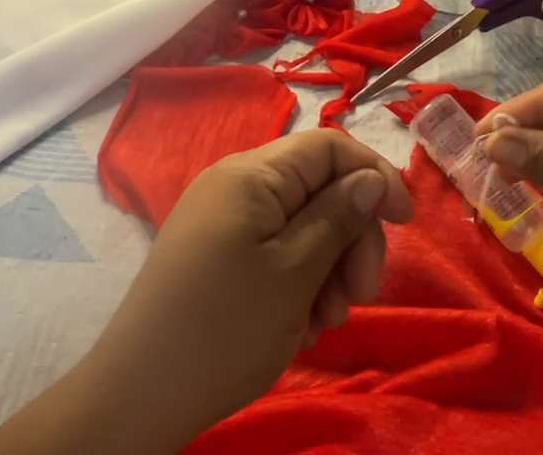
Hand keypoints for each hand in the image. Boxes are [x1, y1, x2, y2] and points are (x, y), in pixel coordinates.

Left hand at [77, 129, 413, 447]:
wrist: (138, 396)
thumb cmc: (224, 328)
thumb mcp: (295, 272)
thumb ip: (338, 216)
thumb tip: (371, 177)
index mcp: (251, 174)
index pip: (329, 146)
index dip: (373, 175)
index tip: (405, 222)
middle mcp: (235, 185)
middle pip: (318, 188)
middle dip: (350, 238)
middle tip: (359, 297)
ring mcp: (223, 221)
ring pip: (302, 225)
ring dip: (328, 269)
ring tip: (324, 322)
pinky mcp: (217, 255)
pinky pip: (275, 251)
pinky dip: (300, 282)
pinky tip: (301, 325)